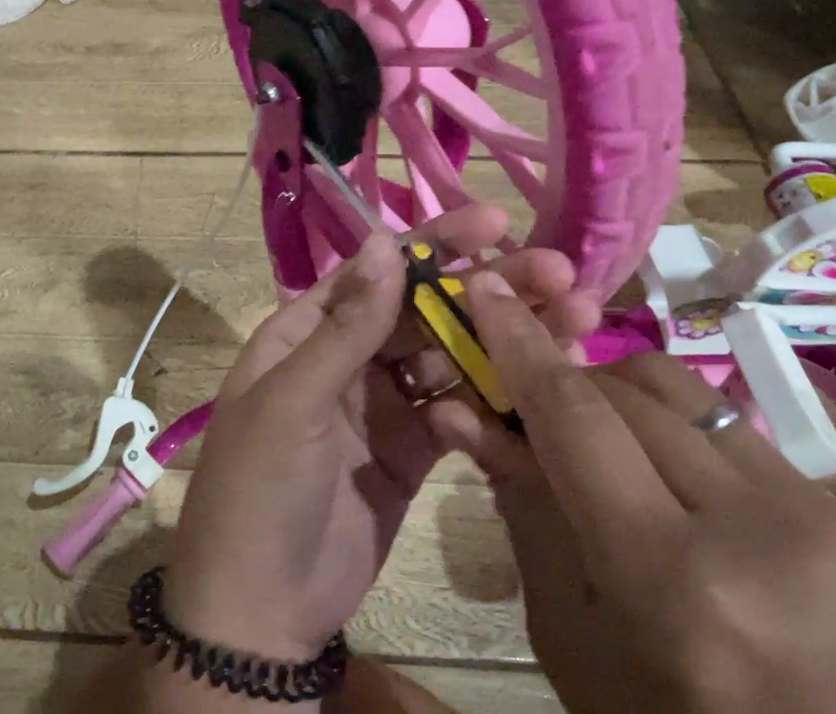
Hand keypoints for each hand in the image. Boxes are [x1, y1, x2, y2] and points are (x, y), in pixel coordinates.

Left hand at [162, 204, 595, 663]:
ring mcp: (382, 406)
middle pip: (423, 309)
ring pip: (451, 355)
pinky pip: (460, 410)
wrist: (261, 611)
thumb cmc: (260, 491)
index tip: (496, 224)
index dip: (434, 245)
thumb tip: (384, 243)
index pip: (376, 272)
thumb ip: (345, 327)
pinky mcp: (413, 452)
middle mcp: (346, 359)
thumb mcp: (293, 401)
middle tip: (559, 274)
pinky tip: (545, 379)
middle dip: (486, 288)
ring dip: (505, 337)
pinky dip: (496, 394)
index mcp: (304, 334)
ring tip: (574, 320)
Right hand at [460, 271, 835, 713]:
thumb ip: (527, 511)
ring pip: (684, 392)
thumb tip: (465, 415)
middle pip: (628, 393)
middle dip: (564, 380)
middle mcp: (753, 526)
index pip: (578, 419)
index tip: (485, 287)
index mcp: (670, 577)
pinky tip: (661, 473)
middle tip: (522, 398)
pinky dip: (673, 429)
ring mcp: (815, 513)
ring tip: (590, 432)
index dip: (521, 345)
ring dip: (617, 392)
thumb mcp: (570, 634)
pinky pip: (731, 430)